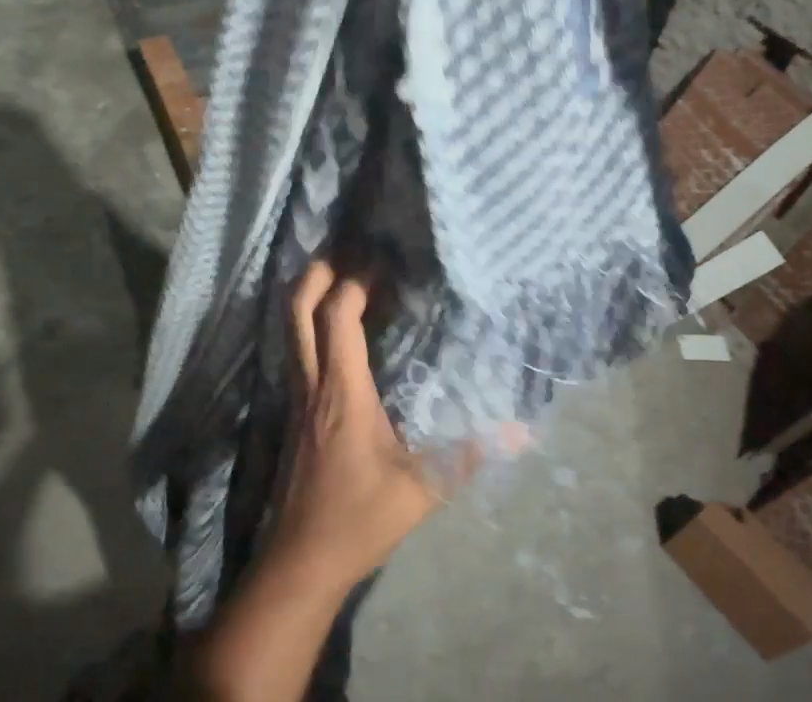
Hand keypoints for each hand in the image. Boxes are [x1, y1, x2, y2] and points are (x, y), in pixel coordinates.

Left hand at [264, 262, 465, 592]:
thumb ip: (467, 457)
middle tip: (343, 251)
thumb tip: (520, 431)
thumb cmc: (357, 519)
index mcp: (342, 393)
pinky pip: (296, 356)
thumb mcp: (419, 491)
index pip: (338, 320)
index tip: (379, 261)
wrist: (300, 560)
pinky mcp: (295, 416)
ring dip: (307, 298)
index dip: (353, 283)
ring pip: (290, 333)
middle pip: (297, 314)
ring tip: (338, 279)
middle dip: (315, 275)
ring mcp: (297, 400)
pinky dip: (308, 330)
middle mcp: (312, 386)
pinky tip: (333, 337)